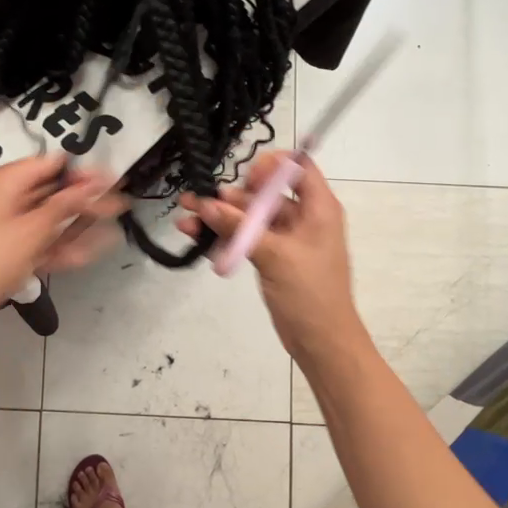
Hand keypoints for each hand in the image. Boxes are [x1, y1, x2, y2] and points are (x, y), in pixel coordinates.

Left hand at [0, 155, 126, 327]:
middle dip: (85, 202)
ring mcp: (8, 224)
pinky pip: (41, 240)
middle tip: (120, 205)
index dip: (81, 173)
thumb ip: (66, 204)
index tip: (111, 180)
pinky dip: (61, 246)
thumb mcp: (32, 229)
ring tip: (112, 232)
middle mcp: (6, 197)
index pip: (50, 166)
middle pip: (53, 193)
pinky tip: (87, 252)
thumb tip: (95, 180)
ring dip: (78, 227)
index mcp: (6, 182)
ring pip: (50, 219)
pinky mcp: (11, 248)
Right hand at [177, 151, 363, 359]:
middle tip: (194, 201)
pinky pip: (245, 240)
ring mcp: (285, 240)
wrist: (321, 341)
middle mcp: (302, 218)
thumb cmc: (310, 293)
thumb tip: (206, 204)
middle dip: (229, 197)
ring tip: (185, 221)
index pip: (297, 168)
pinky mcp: (271, 259)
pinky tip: (197, 240)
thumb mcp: (275, 255)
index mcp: (318, 208)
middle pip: (263, 194)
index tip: (244, 178)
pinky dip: (224, 240)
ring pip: (249, 218)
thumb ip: (239, 228)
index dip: (271, 166)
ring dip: (219, 219)